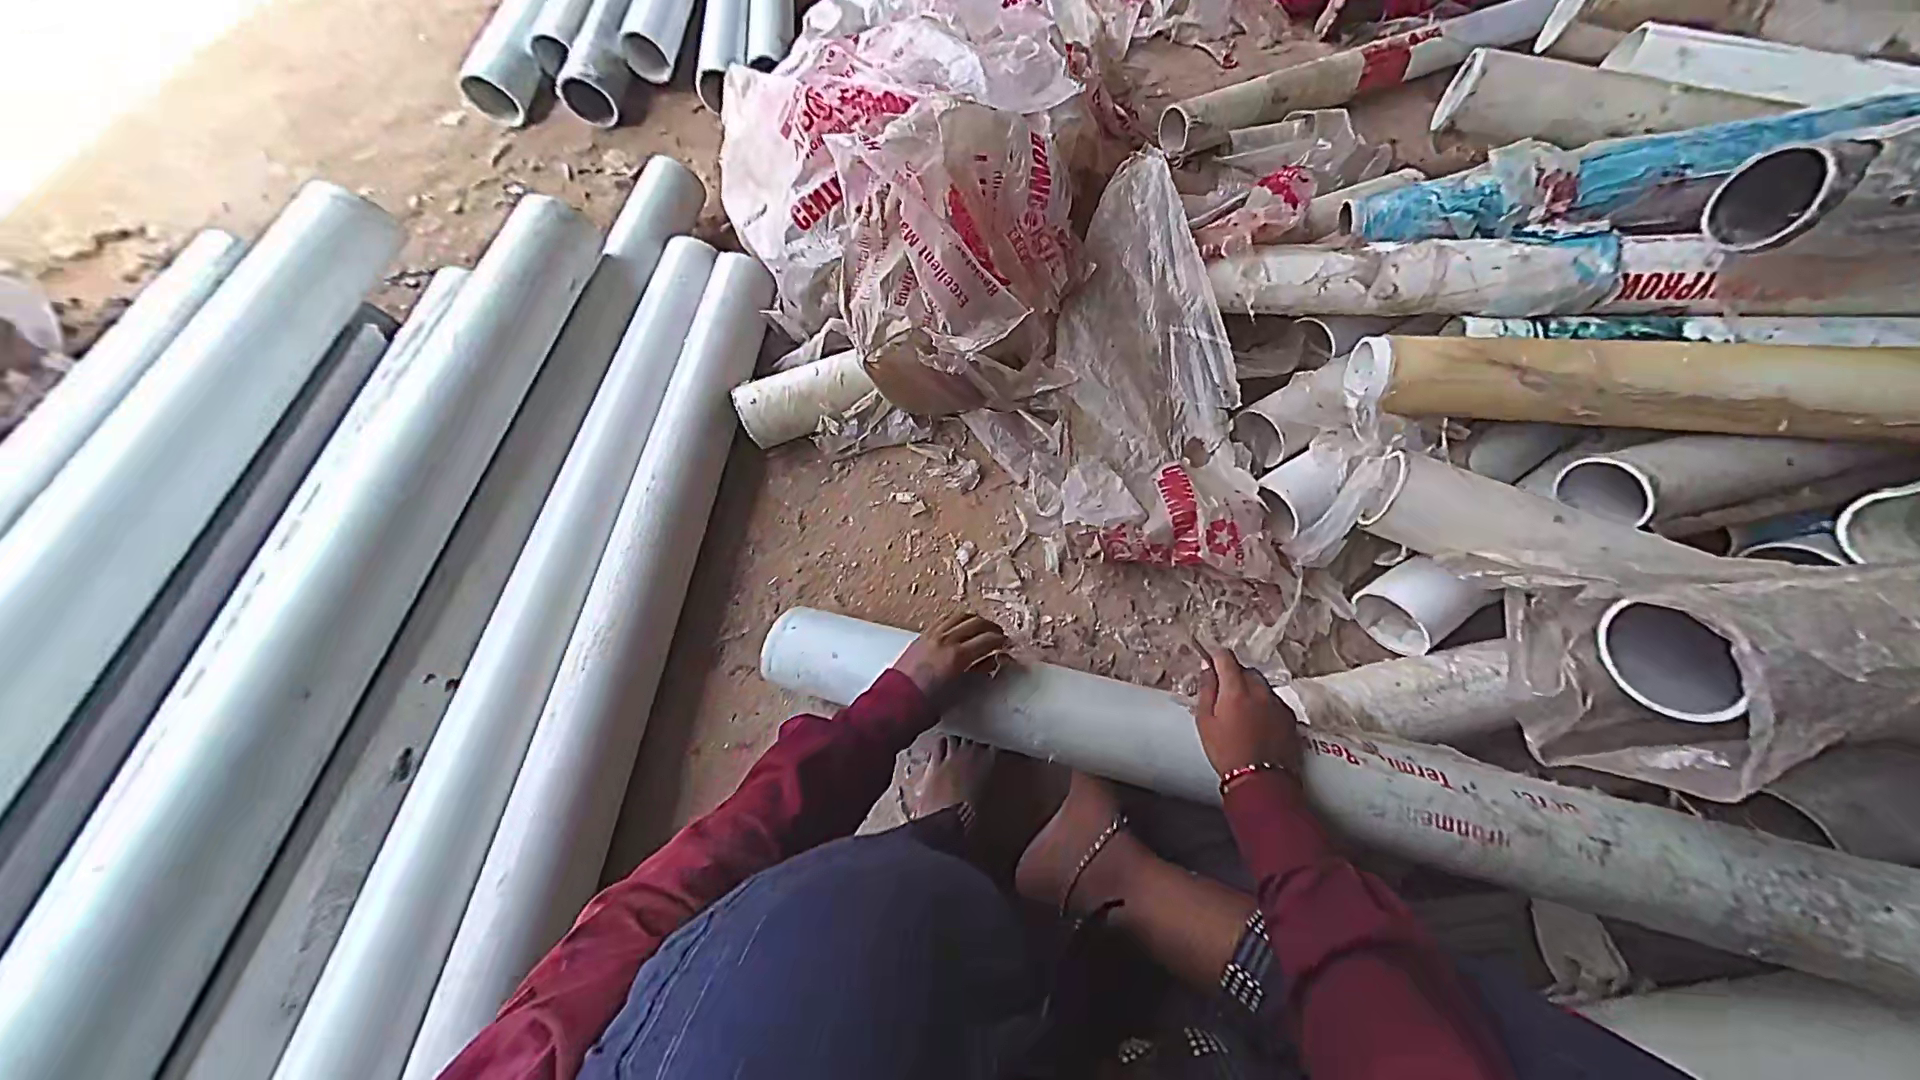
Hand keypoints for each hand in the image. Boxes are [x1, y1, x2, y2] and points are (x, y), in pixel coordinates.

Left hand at [892, 613, 1006, 706]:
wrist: (897, 701)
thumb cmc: (928, 703)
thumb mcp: (959, 691)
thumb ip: (977, 672)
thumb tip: (990, 661)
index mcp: (958, 656)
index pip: (988, 640)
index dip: (1000, 641)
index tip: (1005, 644)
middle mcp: (947, 640)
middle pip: (976, 623)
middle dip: (991, 627)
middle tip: (998, 635)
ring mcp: (933, 635)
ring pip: (960, 617)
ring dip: (974, 620)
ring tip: (981, 628)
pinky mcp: (923, 635)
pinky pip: (945, 620)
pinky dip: (957, 621)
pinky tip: (960, 628)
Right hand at [1193, 642, 1301, 779]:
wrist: (1262, 782)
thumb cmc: (1227, 753)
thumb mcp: (1205, 721)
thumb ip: (1206, 690)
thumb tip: (1207, 670)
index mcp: (1236, 690)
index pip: (1226, 658)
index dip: (1216, 656)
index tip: (1210, 660)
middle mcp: (1260, 692)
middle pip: (1246, 670)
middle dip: (1234, 674)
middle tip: (1222, 691)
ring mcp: (1278, 705)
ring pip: (1262, 685)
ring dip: (1250, 689)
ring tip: (1240, 710)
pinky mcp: (1291, 718)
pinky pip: (1274, 701)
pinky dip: (1264, 704)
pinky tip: (1256, 721)